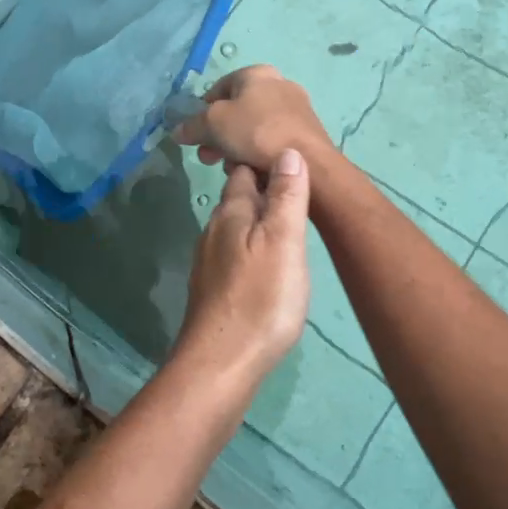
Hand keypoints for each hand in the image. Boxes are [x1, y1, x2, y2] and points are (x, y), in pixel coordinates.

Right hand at [173, 65, 341, 177]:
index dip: (202, 111)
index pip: (218, 88)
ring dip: (236, 146)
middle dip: (218, 134)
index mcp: (256, 73)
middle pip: (237, 109)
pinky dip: (258, 152)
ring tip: (230, 168)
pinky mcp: (307, 132)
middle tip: (208, 157)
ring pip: (253, 127)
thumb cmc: (256, 133)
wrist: (308, 163)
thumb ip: (191, 126)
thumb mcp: (212, 126)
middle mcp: (279, 84)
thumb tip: (177, 131)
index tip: (196, 134)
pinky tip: (253, 170)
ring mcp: (296, 108)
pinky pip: (272, 139)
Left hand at [174, 150, 311, 373]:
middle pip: (238, 198)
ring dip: (258, 221)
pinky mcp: (213, 287)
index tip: (291, 160)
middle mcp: (214, 229)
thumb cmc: (261, 296)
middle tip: (297, 192)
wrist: (223, 358)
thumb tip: (287, 150)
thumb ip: (286, 196)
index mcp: (231, 212)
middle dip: (262, 191)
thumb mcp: (284, 241)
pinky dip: (252, 248)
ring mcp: (210, 259)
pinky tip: (267, 263)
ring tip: (288, 226)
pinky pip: (234, 253)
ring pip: (235, 227)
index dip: (265, 163)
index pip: (244, 172)